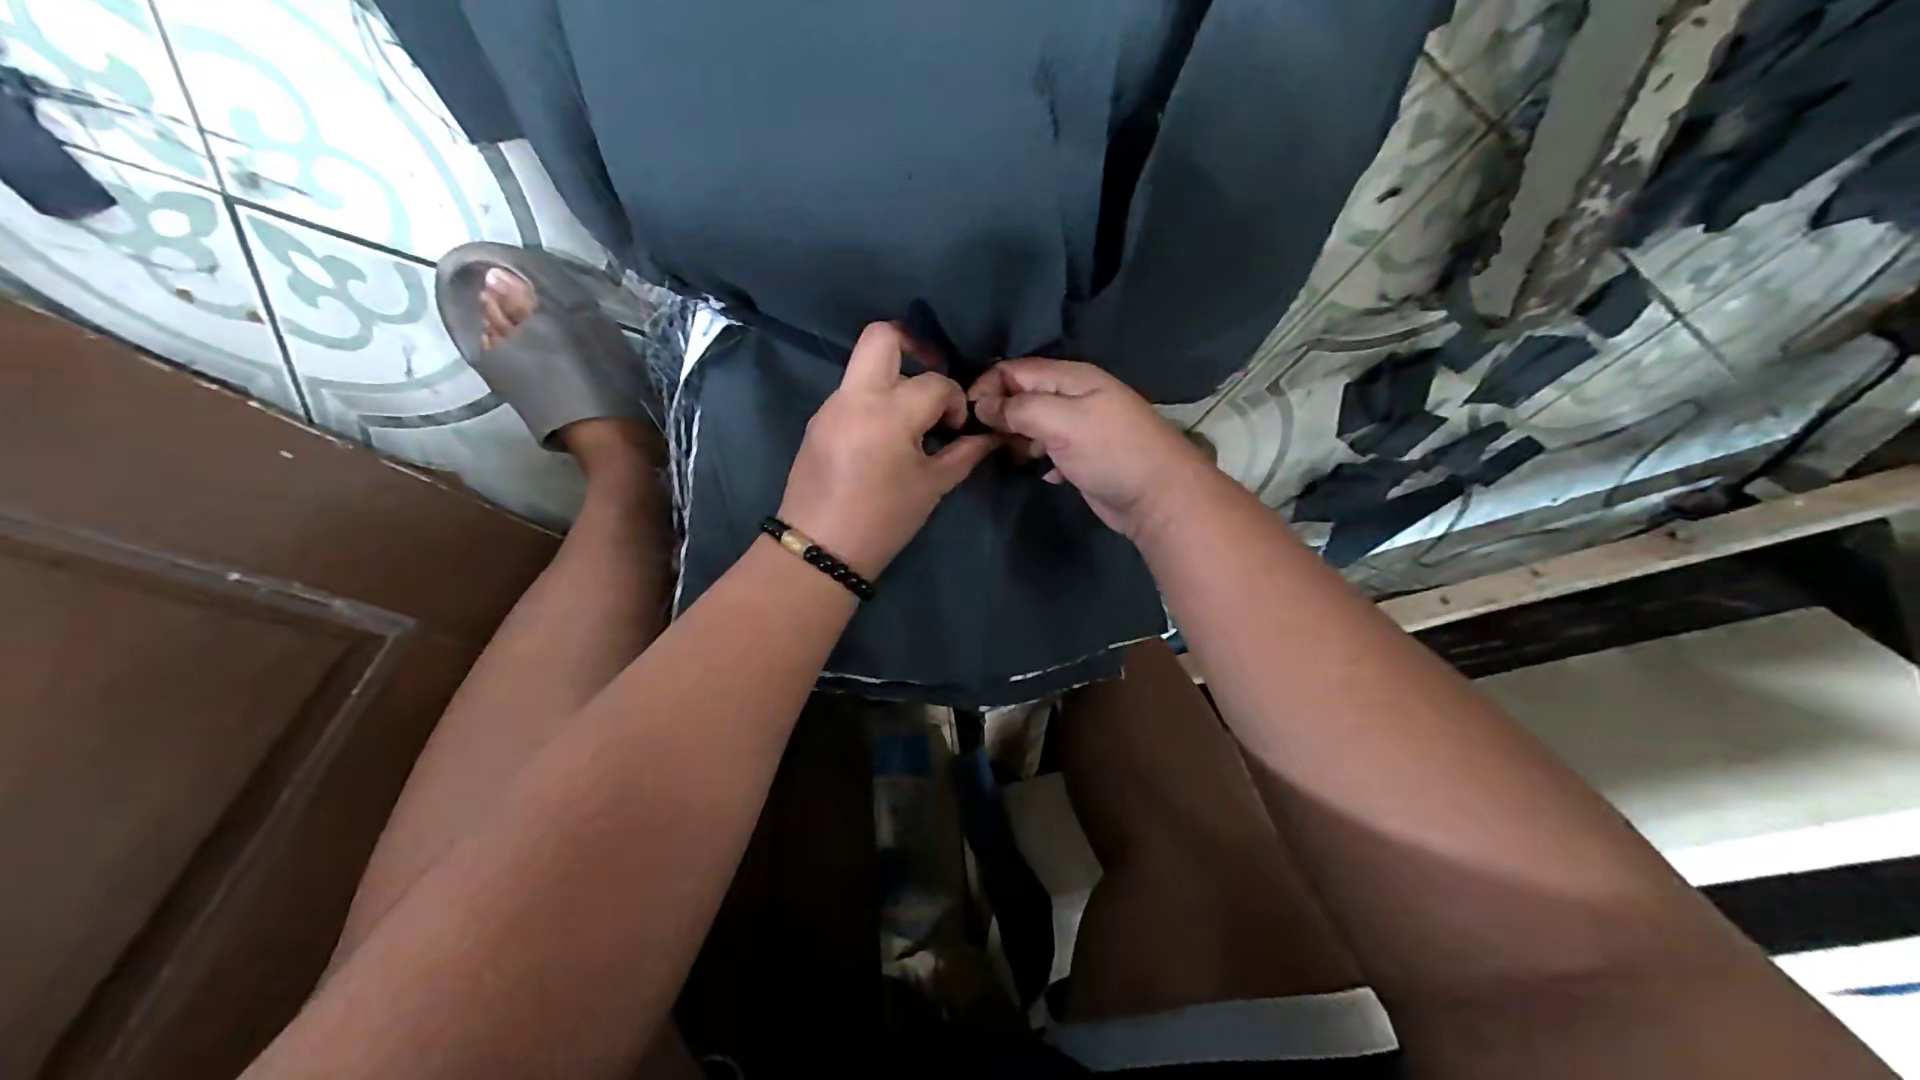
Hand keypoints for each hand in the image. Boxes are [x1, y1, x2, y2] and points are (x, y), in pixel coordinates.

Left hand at [778, 322, 998, 578]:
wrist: (820, 549)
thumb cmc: (884, 521)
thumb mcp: (932, 487)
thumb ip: (964, 453)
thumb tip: (986, 436)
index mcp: (888, 413)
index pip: (934, 383)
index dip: (954, 401)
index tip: (954, 428)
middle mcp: (855, 397)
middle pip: (882, 336)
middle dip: (915, 344)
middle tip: (931, 378)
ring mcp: (831, 406)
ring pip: (865, 366)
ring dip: (894, 380)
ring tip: (909, 420)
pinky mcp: (818, 421)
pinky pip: (851, 393)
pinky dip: (874, 401)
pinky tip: (883, 437)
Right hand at [968, 358, 1214, 540]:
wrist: (1158, 498)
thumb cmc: (1111, 452)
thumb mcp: (1062, 422)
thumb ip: (1019, 409)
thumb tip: (981, 405)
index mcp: (1071, 377)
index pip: (1014, 369)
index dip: (987, 387)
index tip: (968, 416)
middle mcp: (1074, 396)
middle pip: (1022, 395)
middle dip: (1000, 415)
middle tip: (988, 442)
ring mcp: (1079, 426)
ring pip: (1033, 423)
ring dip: (1017, 439)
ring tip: (1014, 458)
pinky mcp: (1082, 455)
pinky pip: (1048, 448)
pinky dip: (1039, 458)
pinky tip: (1044, 473)